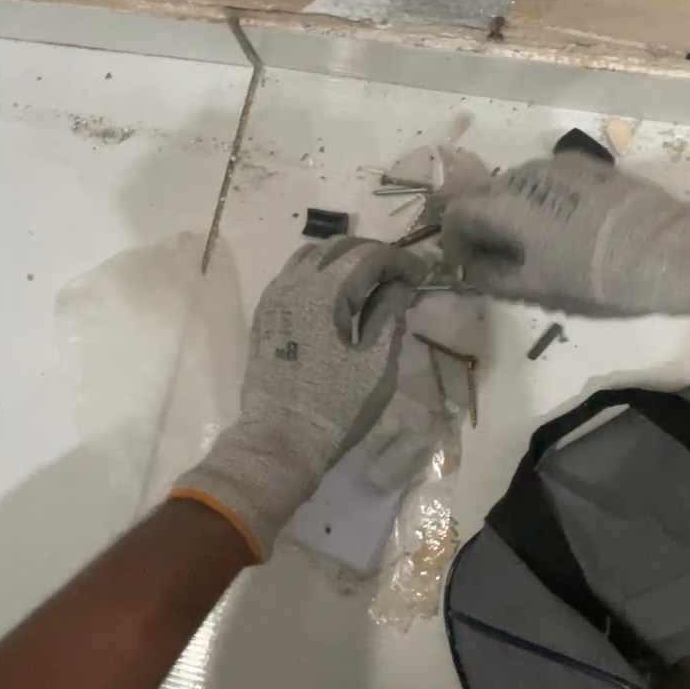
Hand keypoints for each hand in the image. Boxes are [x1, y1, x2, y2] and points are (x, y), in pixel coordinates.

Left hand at [171, 238, 427, 559]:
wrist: (280, 441)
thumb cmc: (335, 407)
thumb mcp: (376, 363)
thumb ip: (389, 314)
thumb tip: (401, 284)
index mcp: (324, 293)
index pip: (369, 256)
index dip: (401, 260)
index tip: (423, 275)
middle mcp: (295, 283)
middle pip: (340, 247)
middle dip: (375, 255)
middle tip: (402, 276)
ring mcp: (275, 296)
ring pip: (313, 255)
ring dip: (346, 259)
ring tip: (371, 281)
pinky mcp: (266, 312)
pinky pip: (295, 273)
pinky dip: (322, 271)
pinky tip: (339, 294)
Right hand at [441, 153, 689, 322]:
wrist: (667, 250)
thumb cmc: (593, 276)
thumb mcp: (536, 288)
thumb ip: (493, 277)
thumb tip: (473, 269)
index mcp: (504, 205)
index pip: (457, 213)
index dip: (453, 240)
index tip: (465, 264)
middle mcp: (523, 176)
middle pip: (484, 194)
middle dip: (481, 224)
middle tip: (495, 256)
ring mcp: (557, 166)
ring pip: (516, 184)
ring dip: (510, 210)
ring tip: (529, 241)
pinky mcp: (587, 166)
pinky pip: (547, 179)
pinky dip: (539, 199)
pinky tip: (560, 224)